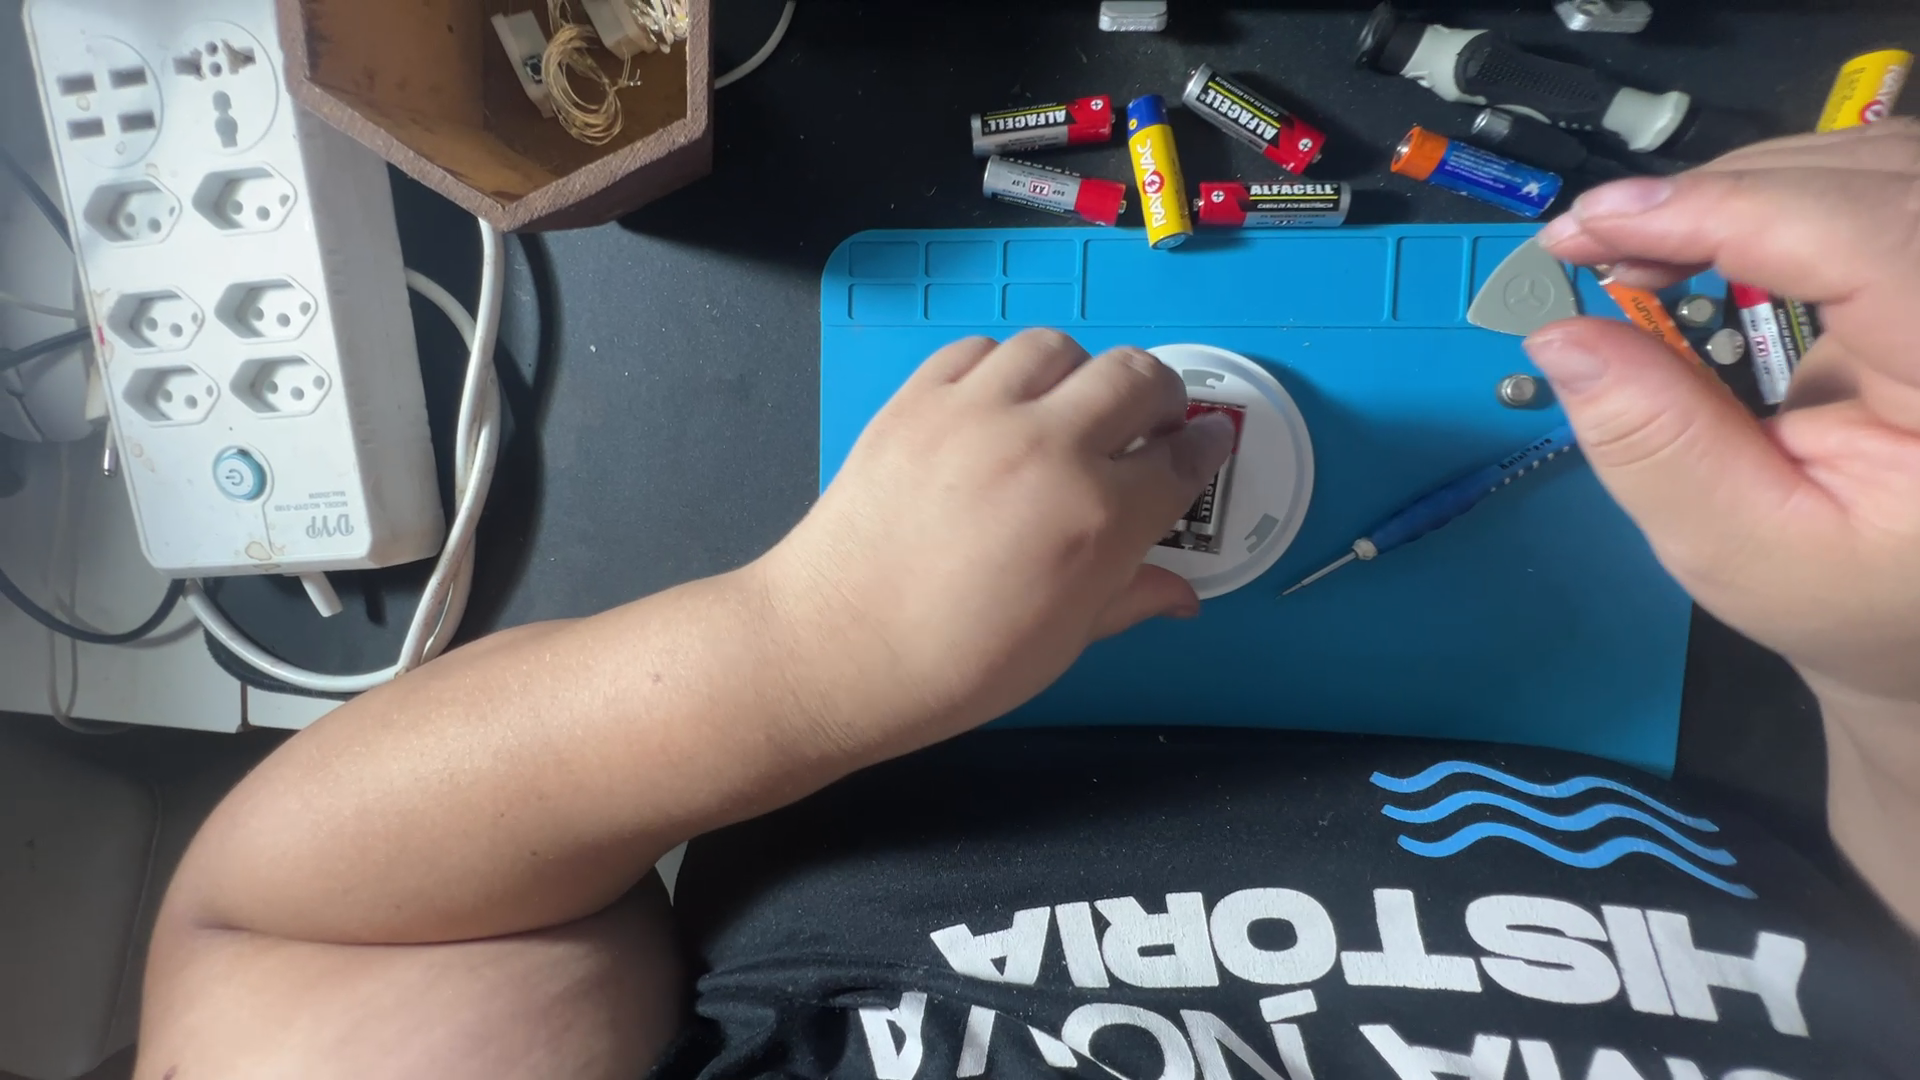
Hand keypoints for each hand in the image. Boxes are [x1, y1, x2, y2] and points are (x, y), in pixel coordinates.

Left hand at [758, 329, 1233, 756]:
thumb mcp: (1061, 645)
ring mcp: (975, 413)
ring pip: (1059, 347)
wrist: (834, 649)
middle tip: (1149, 425)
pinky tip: (998, 406)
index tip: (1205, 447)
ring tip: (1068, 411)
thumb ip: (1129, 597)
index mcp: (1097, 519)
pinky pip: (979, 349)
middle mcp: (1046, 447)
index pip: (1181, 460)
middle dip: (1161, 398)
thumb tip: (1184, 592)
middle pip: (1137, 378)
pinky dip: (1004, 368)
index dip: (1205, 450)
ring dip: (1081, 374)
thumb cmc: (955, 668)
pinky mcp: (916, 400)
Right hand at [1526, 121, 1919, 705]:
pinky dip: (1772, 200)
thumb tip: (1558, 338)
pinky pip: (1883, 193)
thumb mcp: (1731, 541)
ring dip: (1737, 189)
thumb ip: (1651, 441)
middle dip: (1716, 194)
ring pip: (1886, 167)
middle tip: (1584, 241)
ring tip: (1627, 247)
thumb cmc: (1845, 594)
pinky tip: (1697, 240)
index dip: (1725, 214)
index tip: (1584, 225)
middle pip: (1885, 181)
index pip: (1882, 242)